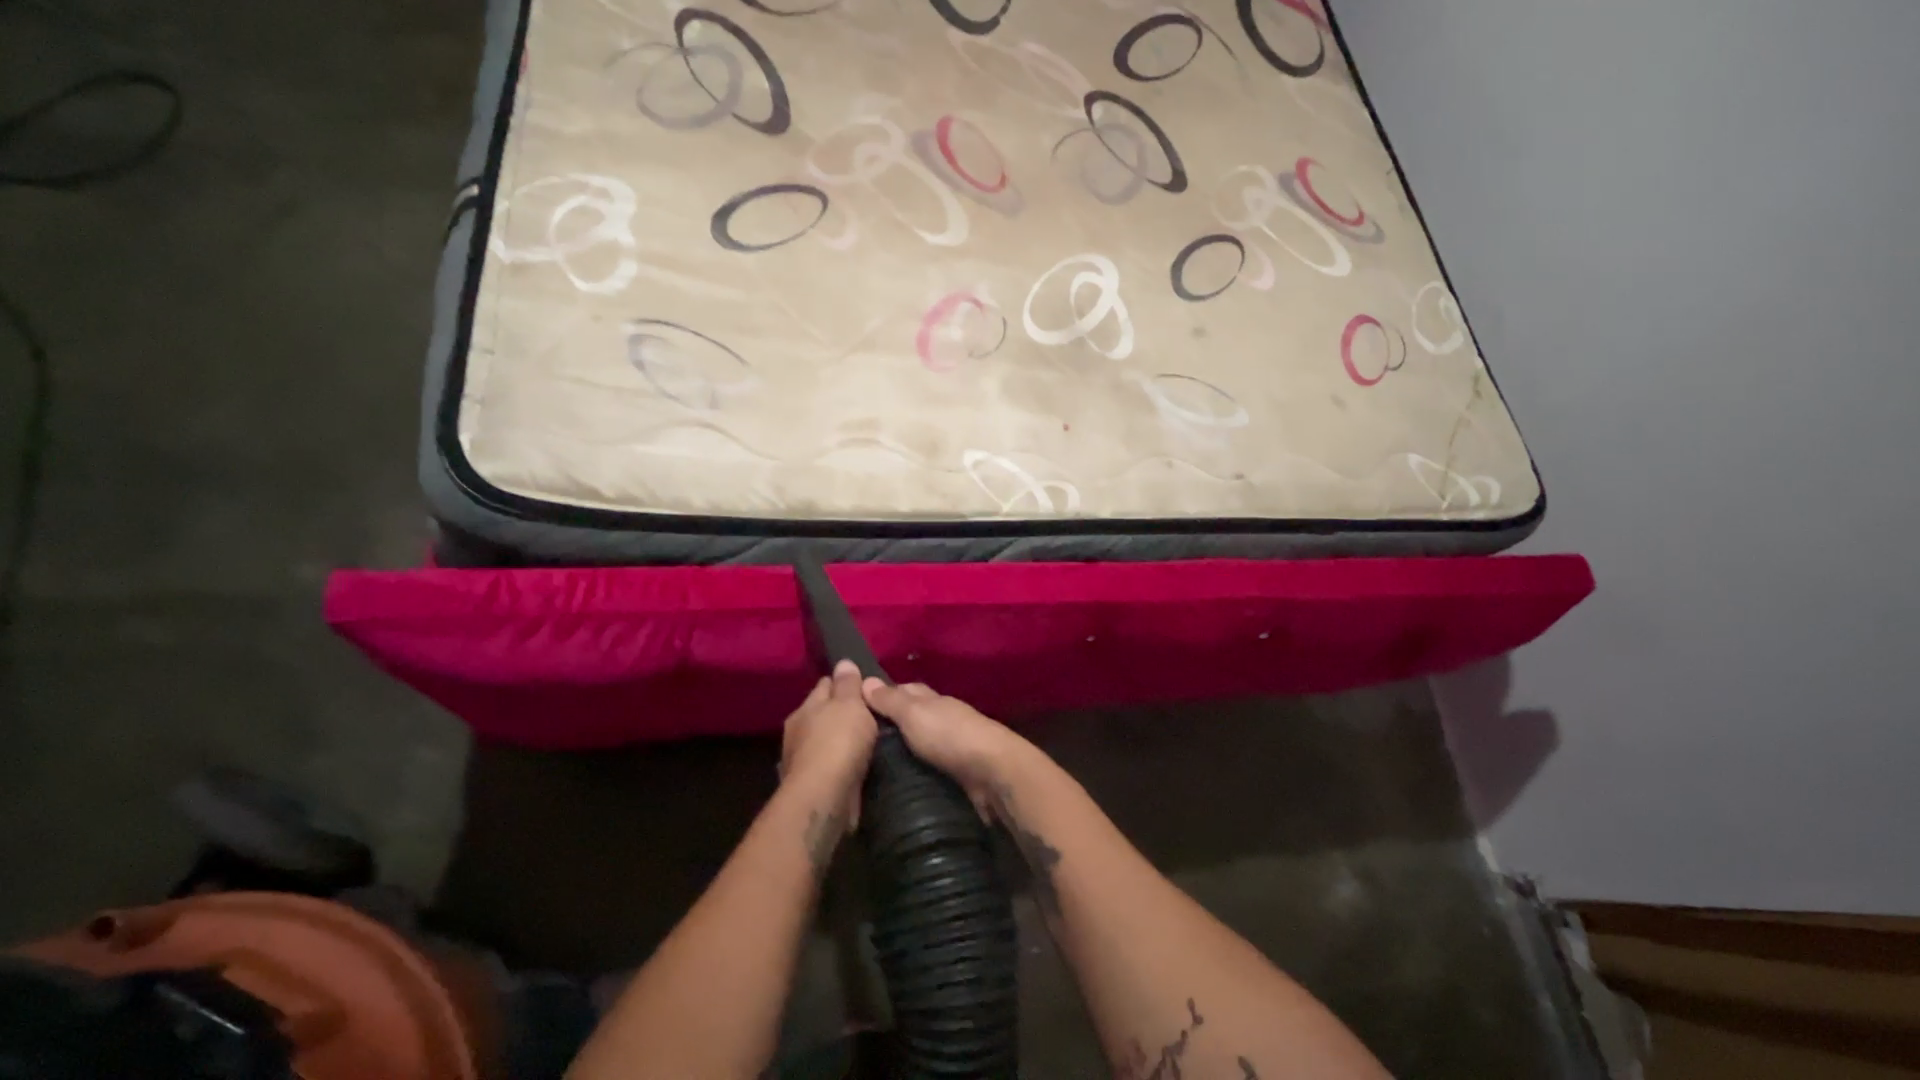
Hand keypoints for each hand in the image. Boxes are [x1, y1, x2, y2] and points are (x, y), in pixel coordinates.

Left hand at [782, 660, 878, 825]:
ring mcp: (804, 759)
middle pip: (826, 714)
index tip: (866, 685)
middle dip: (845, 713)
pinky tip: (861, 765)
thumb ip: (848, 684)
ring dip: (845, 740)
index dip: (845, 682)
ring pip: (829, 741)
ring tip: (872, 741)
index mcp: (806, 708)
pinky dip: (845, 763)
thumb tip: (843, 662)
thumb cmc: (838, 743)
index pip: (825, 685)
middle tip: (875, 713)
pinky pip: (833, 765)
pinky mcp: (814, 784)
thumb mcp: (849, 705)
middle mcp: (799, 731)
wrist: (824, 798)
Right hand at [861, 680, 1033, 820]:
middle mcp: (943, 719)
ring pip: (921, 743)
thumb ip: (891, 701)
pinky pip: (929, 767)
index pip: (905, 690)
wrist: (993, 773)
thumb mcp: (914, 714)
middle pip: (914, 717)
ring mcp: (952, 747)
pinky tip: (898, 781)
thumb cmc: (950, 736)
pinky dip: (915, 770)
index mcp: (934, 700)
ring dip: (902, 750)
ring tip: (870, 765)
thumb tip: (865, 680)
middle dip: (891, 725)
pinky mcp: (957, 773)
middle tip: (858, 741)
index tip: (857, 706)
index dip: (883, 695)